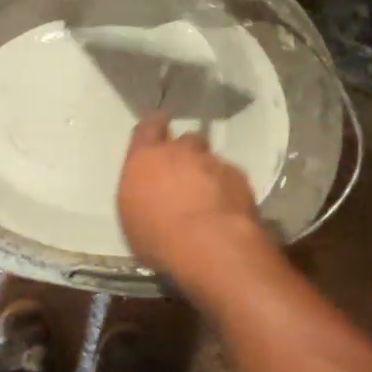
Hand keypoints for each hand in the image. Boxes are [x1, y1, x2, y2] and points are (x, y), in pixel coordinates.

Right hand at [117, 111, 272, 282]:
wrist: (209, 244)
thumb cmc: (158, 237)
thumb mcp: (133, 218)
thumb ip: (141, 194)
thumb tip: (148, 193)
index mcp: (145, 159)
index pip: (147, 128)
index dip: (154, 127)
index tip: (159, 127)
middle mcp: (178, 152)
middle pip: (185, 140)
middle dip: (186, 152)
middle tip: (184, 174)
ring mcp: (212, 162)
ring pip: (210, 158)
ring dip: (207, 171)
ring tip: (207, 195)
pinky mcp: (238, 176)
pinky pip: (230, 176)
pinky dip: (227, 186)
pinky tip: (226, 207)